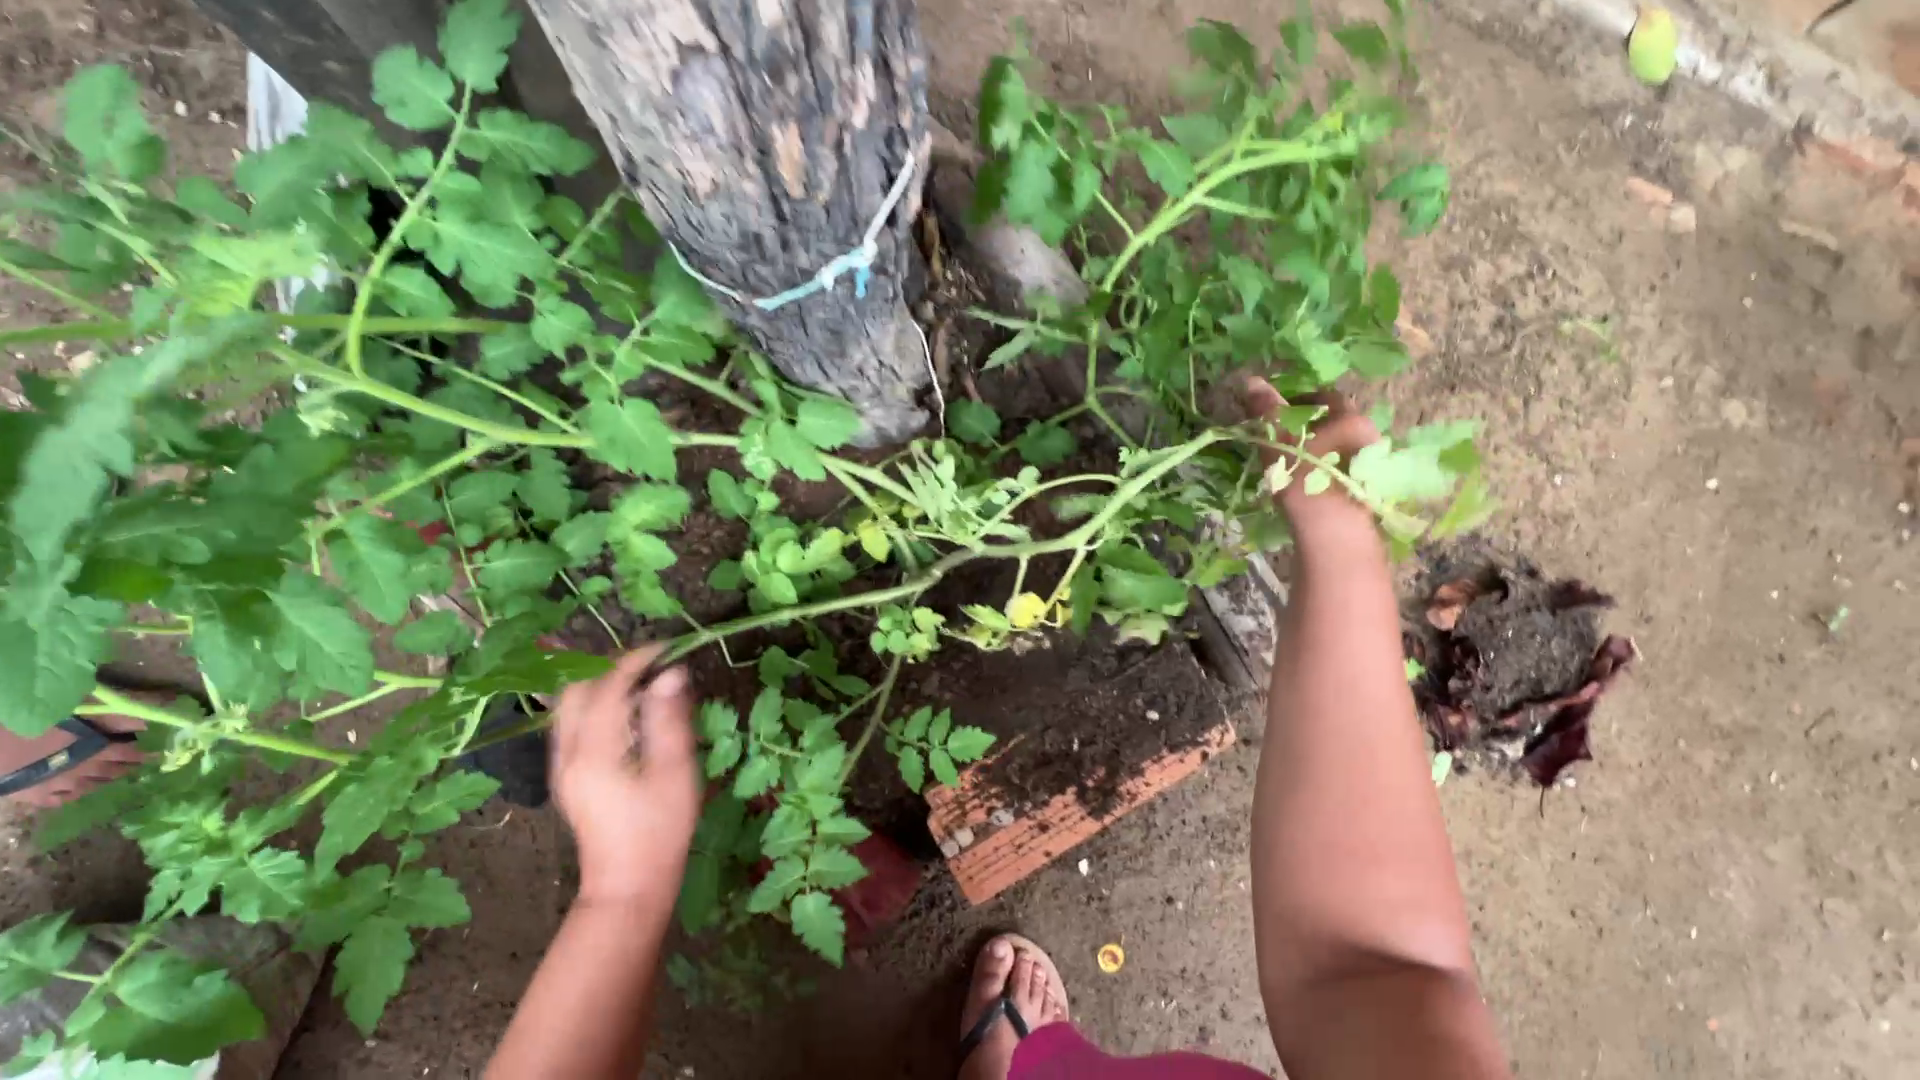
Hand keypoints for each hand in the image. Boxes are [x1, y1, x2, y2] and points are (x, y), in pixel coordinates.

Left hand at [549, 645, 701, 905]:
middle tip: (647, 662)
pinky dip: (591, 705)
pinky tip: (621, 712)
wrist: (627, 885)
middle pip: (575, 689)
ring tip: (636, 680)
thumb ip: (669, 720)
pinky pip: (569, 725)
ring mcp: (560, 767)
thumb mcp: (674, 773)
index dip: (635, 660)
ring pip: (567, 706)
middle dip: (609, 667)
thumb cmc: (659, 832)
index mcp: (594, 751)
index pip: (608, 686)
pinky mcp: (565, 778)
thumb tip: (671, 673)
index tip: (665, 648)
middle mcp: (567, 753)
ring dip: (597, 684)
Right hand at [1242, 376, 1379, 532]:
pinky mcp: (1368, 490)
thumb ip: (1267, 410)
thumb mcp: (1279, 440)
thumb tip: (1251, 380)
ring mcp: (1371, 465)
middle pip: (1337, 422)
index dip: (1301, 400)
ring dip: (1320, 449)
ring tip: (1293, 463)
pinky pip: (1344, 469)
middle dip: (1312, 426)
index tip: (1279, 413)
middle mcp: (1369, 436)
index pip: (1326, 397)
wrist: (1331, 528)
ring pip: (1341, 447)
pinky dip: (1327, 469)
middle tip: (1284, 438)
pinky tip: (1309, 483)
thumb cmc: (1304, 476)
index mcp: (1351, 418)